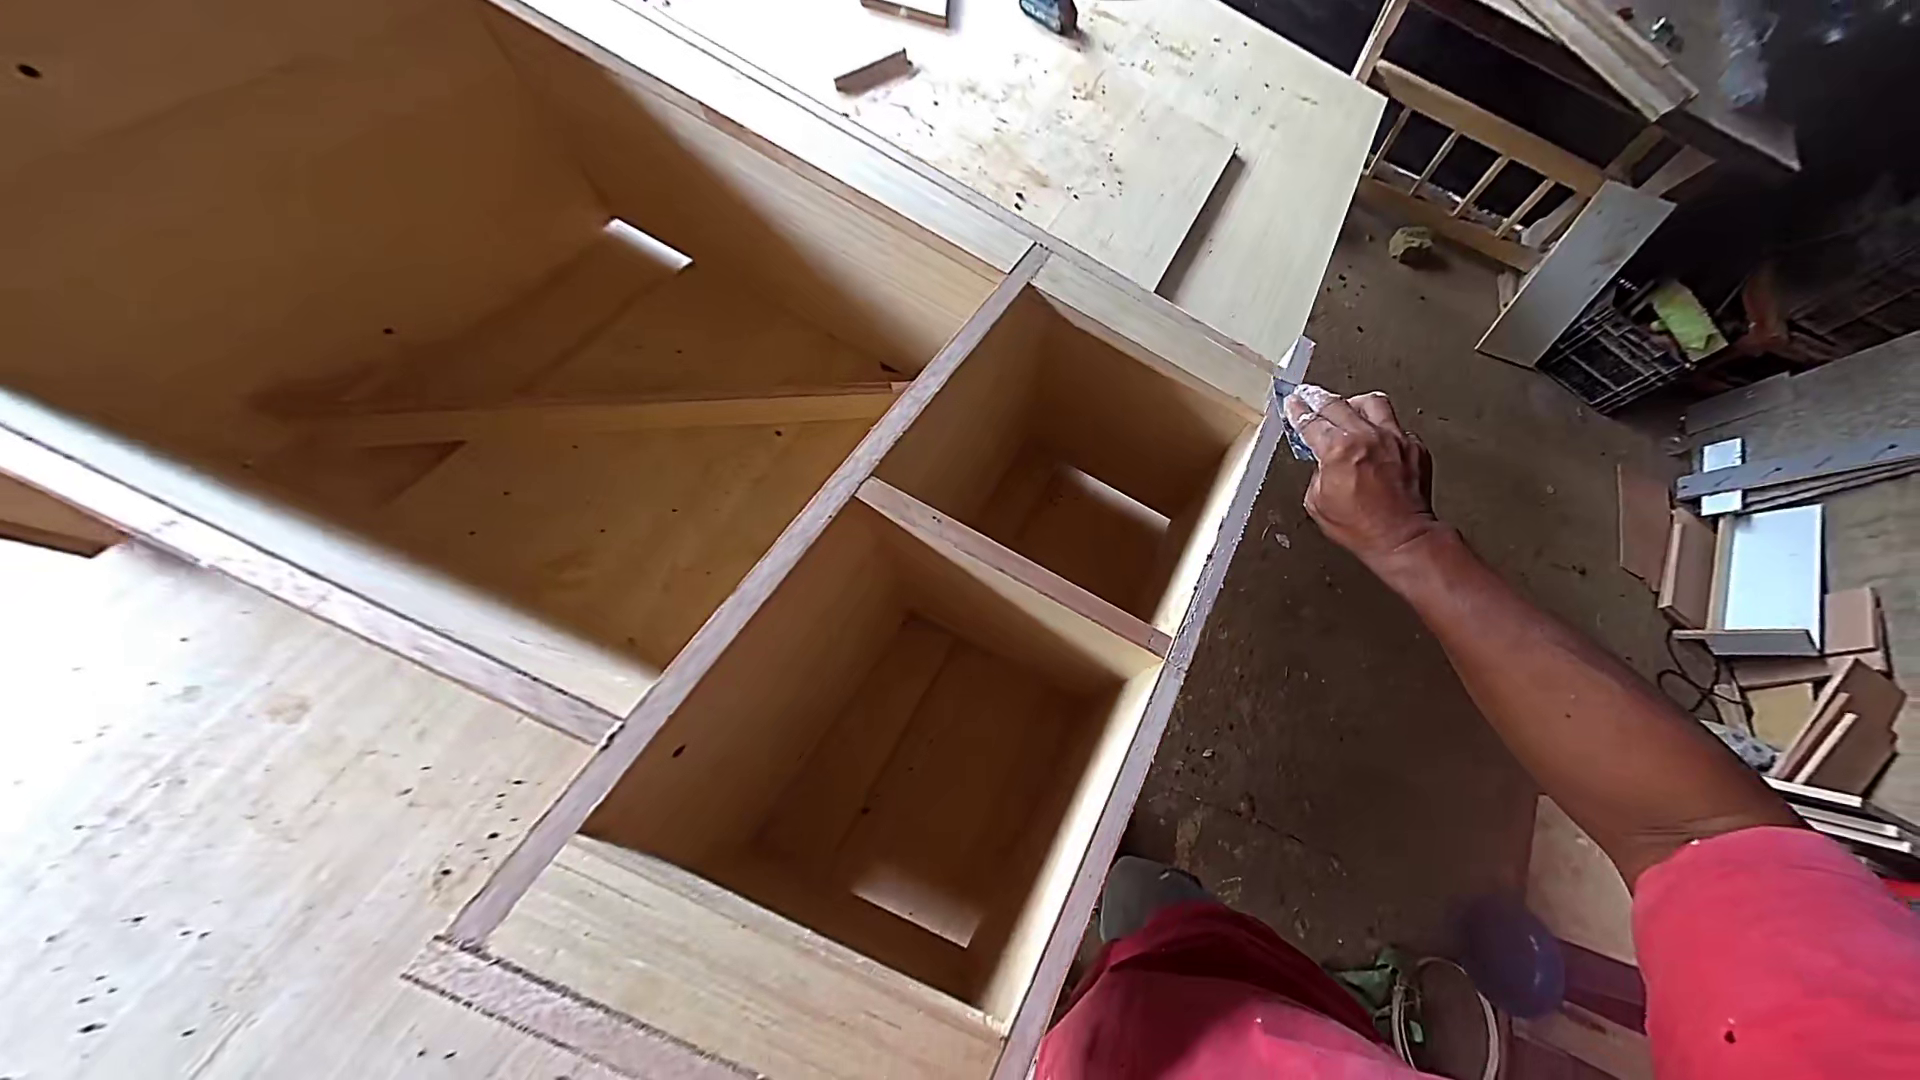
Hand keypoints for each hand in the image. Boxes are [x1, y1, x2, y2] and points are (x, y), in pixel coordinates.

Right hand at [1283, 385, 1442, 566]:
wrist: (1401, 537)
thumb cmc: (1362, 526)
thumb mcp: (1317, 501)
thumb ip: (1317, 472)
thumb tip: (1322, 461)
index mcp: (1339, 450)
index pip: (1311, 421)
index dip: (1298, 411)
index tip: (1293, 404)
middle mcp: (1368, 438)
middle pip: (1337, 404)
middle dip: (1317, 398)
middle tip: (1309, 395)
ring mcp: (1395, 440)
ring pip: (1372, 403)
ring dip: (1353, 403)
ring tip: (1345, 405)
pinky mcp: (1414, 448)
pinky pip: (1394, 425)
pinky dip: (1379, 425)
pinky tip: (1372, 432)